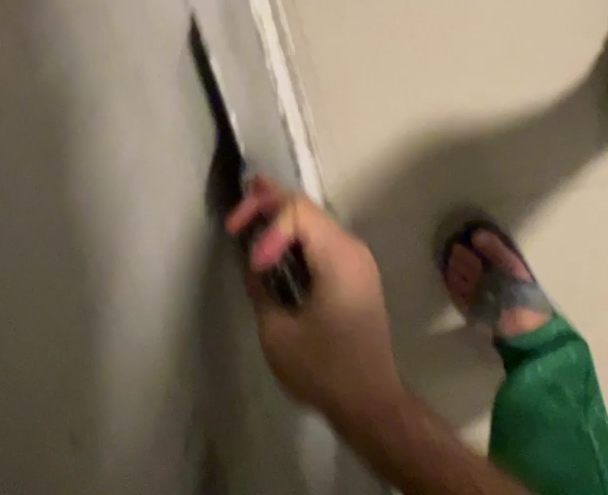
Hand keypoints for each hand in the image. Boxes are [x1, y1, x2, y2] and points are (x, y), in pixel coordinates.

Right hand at [226, 178, 404, 425]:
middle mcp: (352, 247)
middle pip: (306, 208)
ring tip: (250, 209)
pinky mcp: (354, 274)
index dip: (267, 226)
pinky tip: (273, 238)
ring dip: (281, 217)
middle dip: (269, 204)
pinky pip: (321, 240)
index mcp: (339, 256)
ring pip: (314, 221)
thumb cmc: (325, 369)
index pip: (297, 212)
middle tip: (237, 208)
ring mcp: (357, 259)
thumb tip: (252, 265)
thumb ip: (261, 289)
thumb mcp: (278, 333)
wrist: (370, 402)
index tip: (252, 264)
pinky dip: (295, 236)